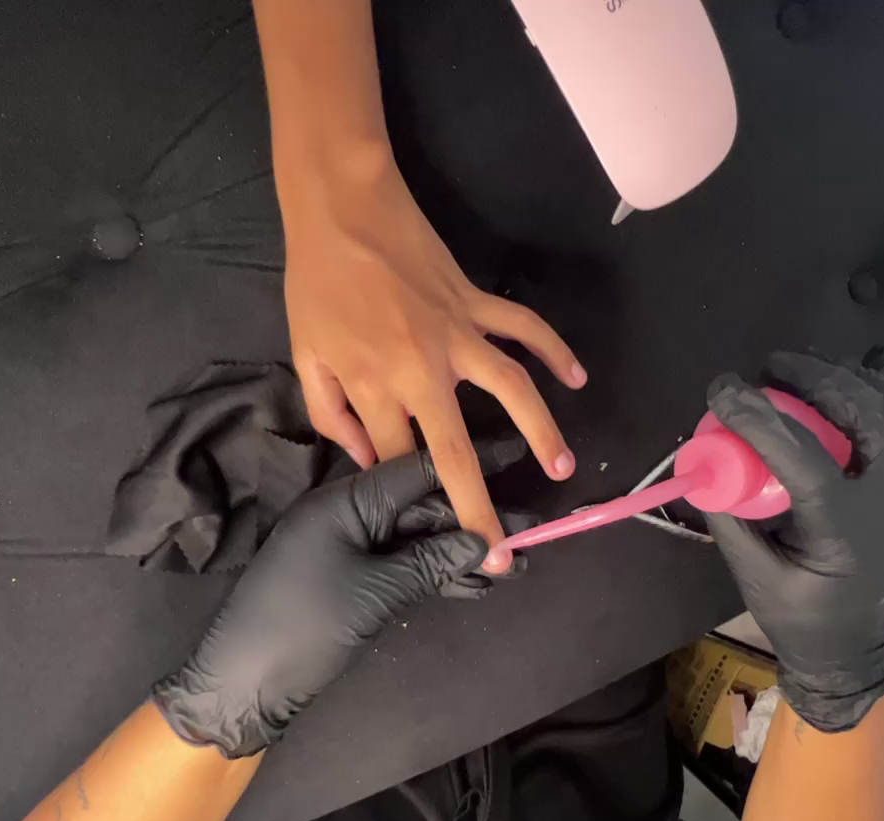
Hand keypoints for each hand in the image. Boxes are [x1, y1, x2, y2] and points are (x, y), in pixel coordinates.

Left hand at [153, 442, 530, 757]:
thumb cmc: (303, 626)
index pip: (417, 472)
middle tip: (530, 532)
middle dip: (475, 522)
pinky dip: (437, 576)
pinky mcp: (355, 581)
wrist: (244, 684)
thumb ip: (431, 562)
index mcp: (346, 502)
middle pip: (424, 509)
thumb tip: (484, 542)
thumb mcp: (374, 592)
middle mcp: (350, 515)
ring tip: (515, 567)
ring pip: (419, 542)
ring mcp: (352, 549)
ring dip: (462, 556)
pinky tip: (476, 586)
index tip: (514, 455)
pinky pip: (404, 568)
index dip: (467, 467)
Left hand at [278, 148, 584, 566]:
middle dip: (477, 510)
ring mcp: (457, 334)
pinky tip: (576, 377)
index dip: (413, 501)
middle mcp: (421, 370)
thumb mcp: (306, 355)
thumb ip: (332, 414)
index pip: (398, 462)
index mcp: (373, 387)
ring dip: (541, 431)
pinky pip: (524, 327)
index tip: (428, 528)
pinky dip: (554, 349)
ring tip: (563, 468)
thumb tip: (371, 456)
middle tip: (500, 553)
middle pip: (455, 453)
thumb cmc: (317, 284)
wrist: (341, 205)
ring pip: (509, 389)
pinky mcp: (476, 302)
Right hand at [705, 349, 883, 732]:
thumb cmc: (802, 620)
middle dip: (818, 380)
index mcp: (845, 533)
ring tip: (807, 364)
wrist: (853, 648)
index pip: (805, 463)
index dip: (762, 421)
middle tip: (770, 364)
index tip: (723, 391)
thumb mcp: (755, 579)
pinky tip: (861, 372)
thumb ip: (731, 523)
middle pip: (868, 421)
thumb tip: (704, 468)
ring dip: (853, 380)